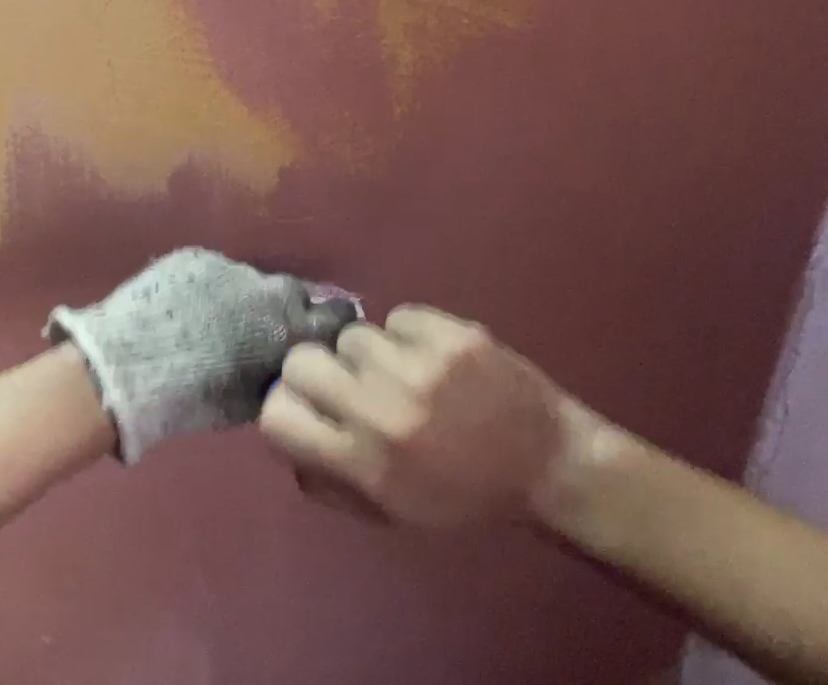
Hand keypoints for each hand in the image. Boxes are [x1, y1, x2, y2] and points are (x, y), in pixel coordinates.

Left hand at [46, 248, 356, 462]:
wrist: (129, 366)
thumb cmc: (194, 398)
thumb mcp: (250, 400)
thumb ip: (278, 373)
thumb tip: (288, 363)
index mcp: (288, 326)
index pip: (334, 316)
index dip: (329, 325)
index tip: (322, 334)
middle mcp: (268, 288)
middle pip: (291, 293)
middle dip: (283, 309)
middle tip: (260, 330)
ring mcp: (229, 267)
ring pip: (248, 282)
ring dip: (241, 298)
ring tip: (212, 321)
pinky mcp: (195, 257)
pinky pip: (212, 273)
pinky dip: (206, 288)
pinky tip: (184, 308)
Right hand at [259, 304, 572, 527]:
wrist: (550, 467)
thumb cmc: (463, 497)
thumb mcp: (386, 510)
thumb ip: (326, 476)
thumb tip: (288, 428)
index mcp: (363, 463)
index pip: (276, 415)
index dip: (283, 407)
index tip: (307, 408)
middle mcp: (382, 412)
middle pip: (300, 361)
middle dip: (316, 371)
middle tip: (347, 383)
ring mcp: (418, 368)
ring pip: (352, 335)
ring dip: (369, 355)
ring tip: (403, 374)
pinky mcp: (451, 335)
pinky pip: (397, 317)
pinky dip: (408, 336)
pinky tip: (433, 359)